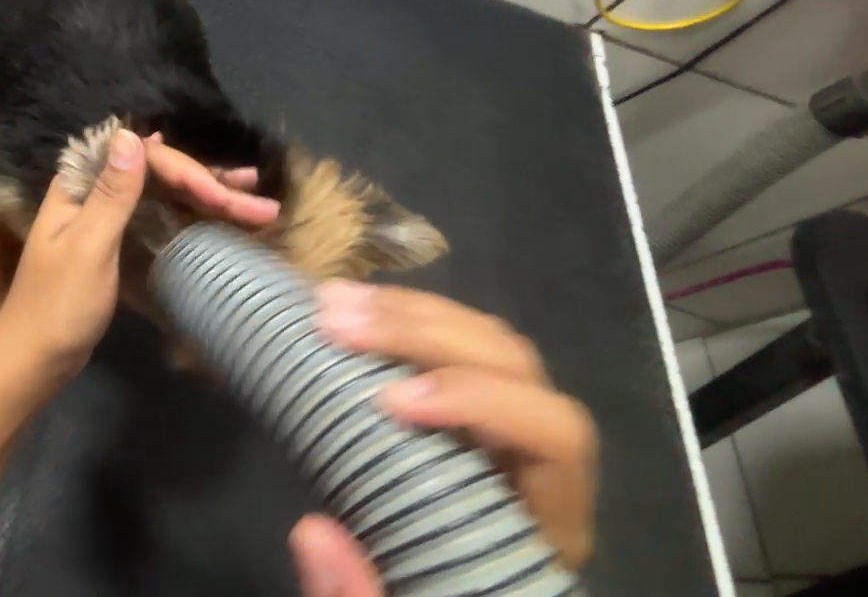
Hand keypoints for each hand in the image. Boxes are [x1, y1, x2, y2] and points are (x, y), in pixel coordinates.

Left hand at [0, 130, 280, 391]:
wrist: (34, 359)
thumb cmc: (57, 306)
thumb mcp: (87, 248)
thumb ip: (112, 194)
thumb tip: (130, 133)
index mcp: (79, 186)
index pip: (143, 158)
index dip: (187, 172)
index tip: (224, 197)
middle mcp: (94, 194)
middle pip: (158, 175)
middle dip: (209, 183)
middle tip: (259, 193)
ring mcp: (106, 220)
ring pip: (164, 196)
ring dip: (207, 198)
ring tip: (255, 200)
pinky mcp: (117, 244)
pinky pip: (159, 219)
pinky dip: (190, 217)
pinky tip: (215, 213)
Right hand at [289, 283, 597, 596]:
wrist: (431, 584)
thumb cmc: (434, 588)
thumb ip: (368, 595)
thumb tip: (312, 531)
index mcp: (548, 520)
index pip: (555, 437)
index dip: (479, 402)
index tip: (389, 401)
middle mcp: (535, 456)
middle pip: (513, 365)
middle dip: (421, 335)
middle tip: (334, 322)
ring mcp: (498, 419)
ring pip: (484, 338)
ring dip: (405, 311)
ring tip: (331, 301)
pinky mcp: (454, 399)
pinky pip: (446, 338)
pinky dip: (396, 312)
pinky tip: (344, 303)